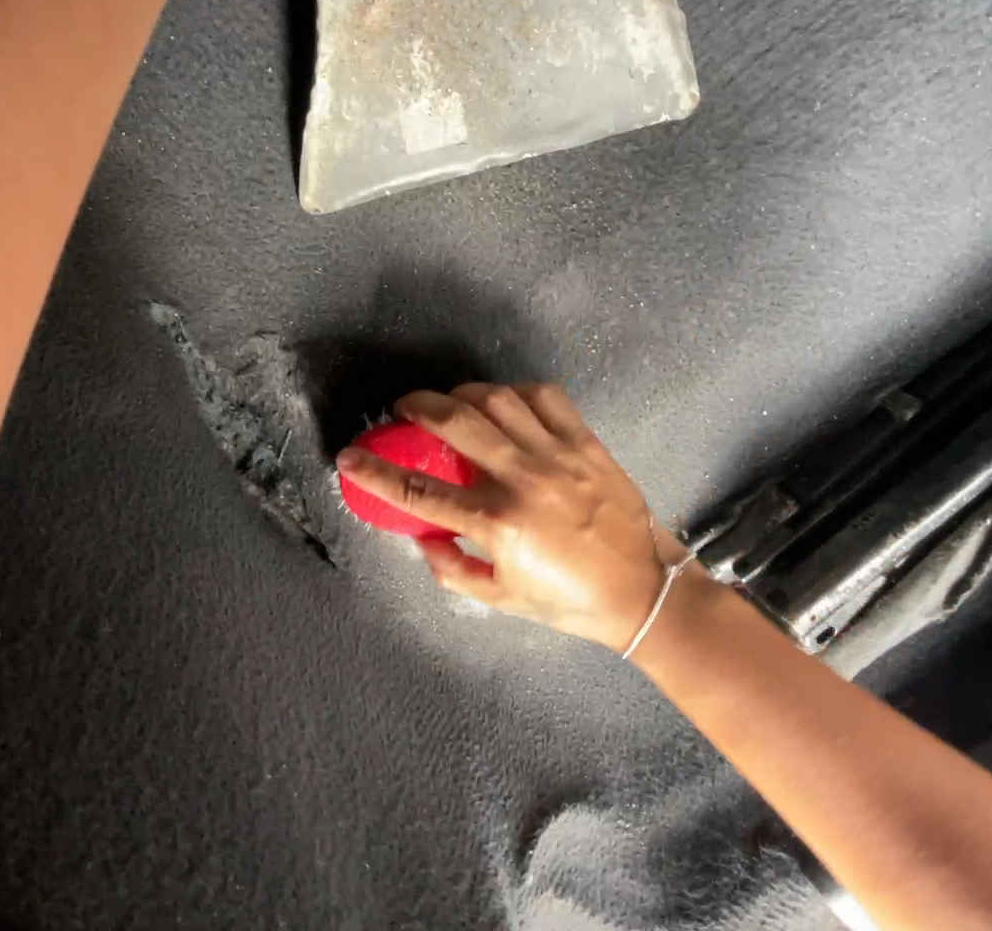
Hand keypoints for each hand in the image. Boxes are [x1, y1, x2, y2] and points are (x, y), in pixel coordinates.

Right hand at [335, 383, 688, 652]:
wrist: (644, 591)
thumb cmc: (567, 600)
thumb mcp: (500, 598)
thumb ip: (451, 568)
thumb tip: (421, 536)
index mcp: (497, 525)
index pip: (418, 491)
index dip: (374, 471)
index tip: (347, 455)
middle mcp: (523, 481)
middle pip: (454, 423)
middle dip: (416, 405)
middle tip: (401, 407)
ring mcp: (558, 456)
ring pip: (497, 399)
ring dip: (461, 393)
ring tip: (450, 401)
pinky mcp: (586, 443)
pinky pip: (544, 397)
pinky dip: (515, 392)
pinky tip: (503, 402)